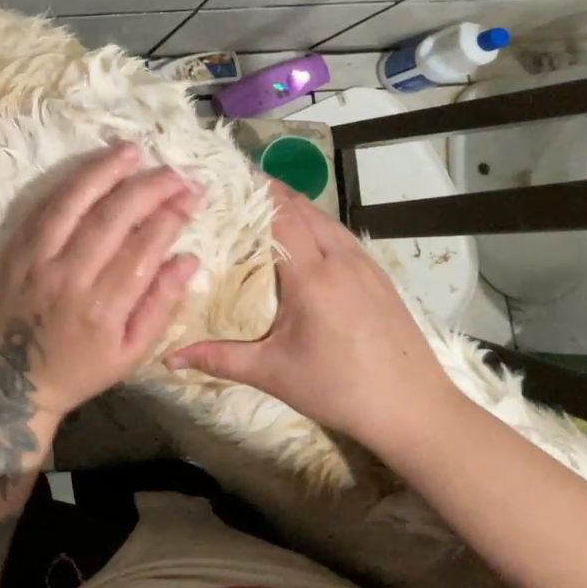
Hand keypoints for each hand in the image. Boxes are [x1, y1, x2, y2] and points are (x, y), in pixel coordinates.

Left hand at [0, 142, 201, 417]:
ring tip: (131, 150)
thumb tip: (189, 260)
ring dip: (104, 172)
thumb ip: (161, 305)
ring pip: (73, 202)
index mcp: (102, 307)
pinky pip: (43, 206)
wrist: (14, 381)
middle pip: (111, 217)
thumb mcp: (132, 353)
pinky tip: (91, 169)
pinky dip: (69, 184)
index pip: (143, 248)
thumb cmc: (83, 368)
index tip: (193, 193)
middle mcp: (68, 277)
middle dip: (147, 188)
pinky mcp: (16, 249)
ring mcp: (36, 259)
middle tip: (174, 170)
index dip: (171, 215)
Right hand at [166, 181, 454, 445]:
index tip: (222, 176)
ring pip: (323, 217)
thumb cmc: (340, 389)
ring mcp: (364, 264)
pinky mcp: (379, 275)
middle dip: (267, 191)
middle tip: (231, 186)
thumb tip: (169, 357)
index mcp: (311, 275)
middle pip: (301, 207)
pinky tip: (301, 237)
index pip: (279, 214)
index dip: (252, 190)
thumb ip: (220, 358)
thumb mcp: (274, 374)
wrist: (417, 410)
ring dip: (292, 204)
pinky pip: (340, 233)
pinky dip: (314, 222)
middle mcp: (340, 258)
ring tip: (259, 204)